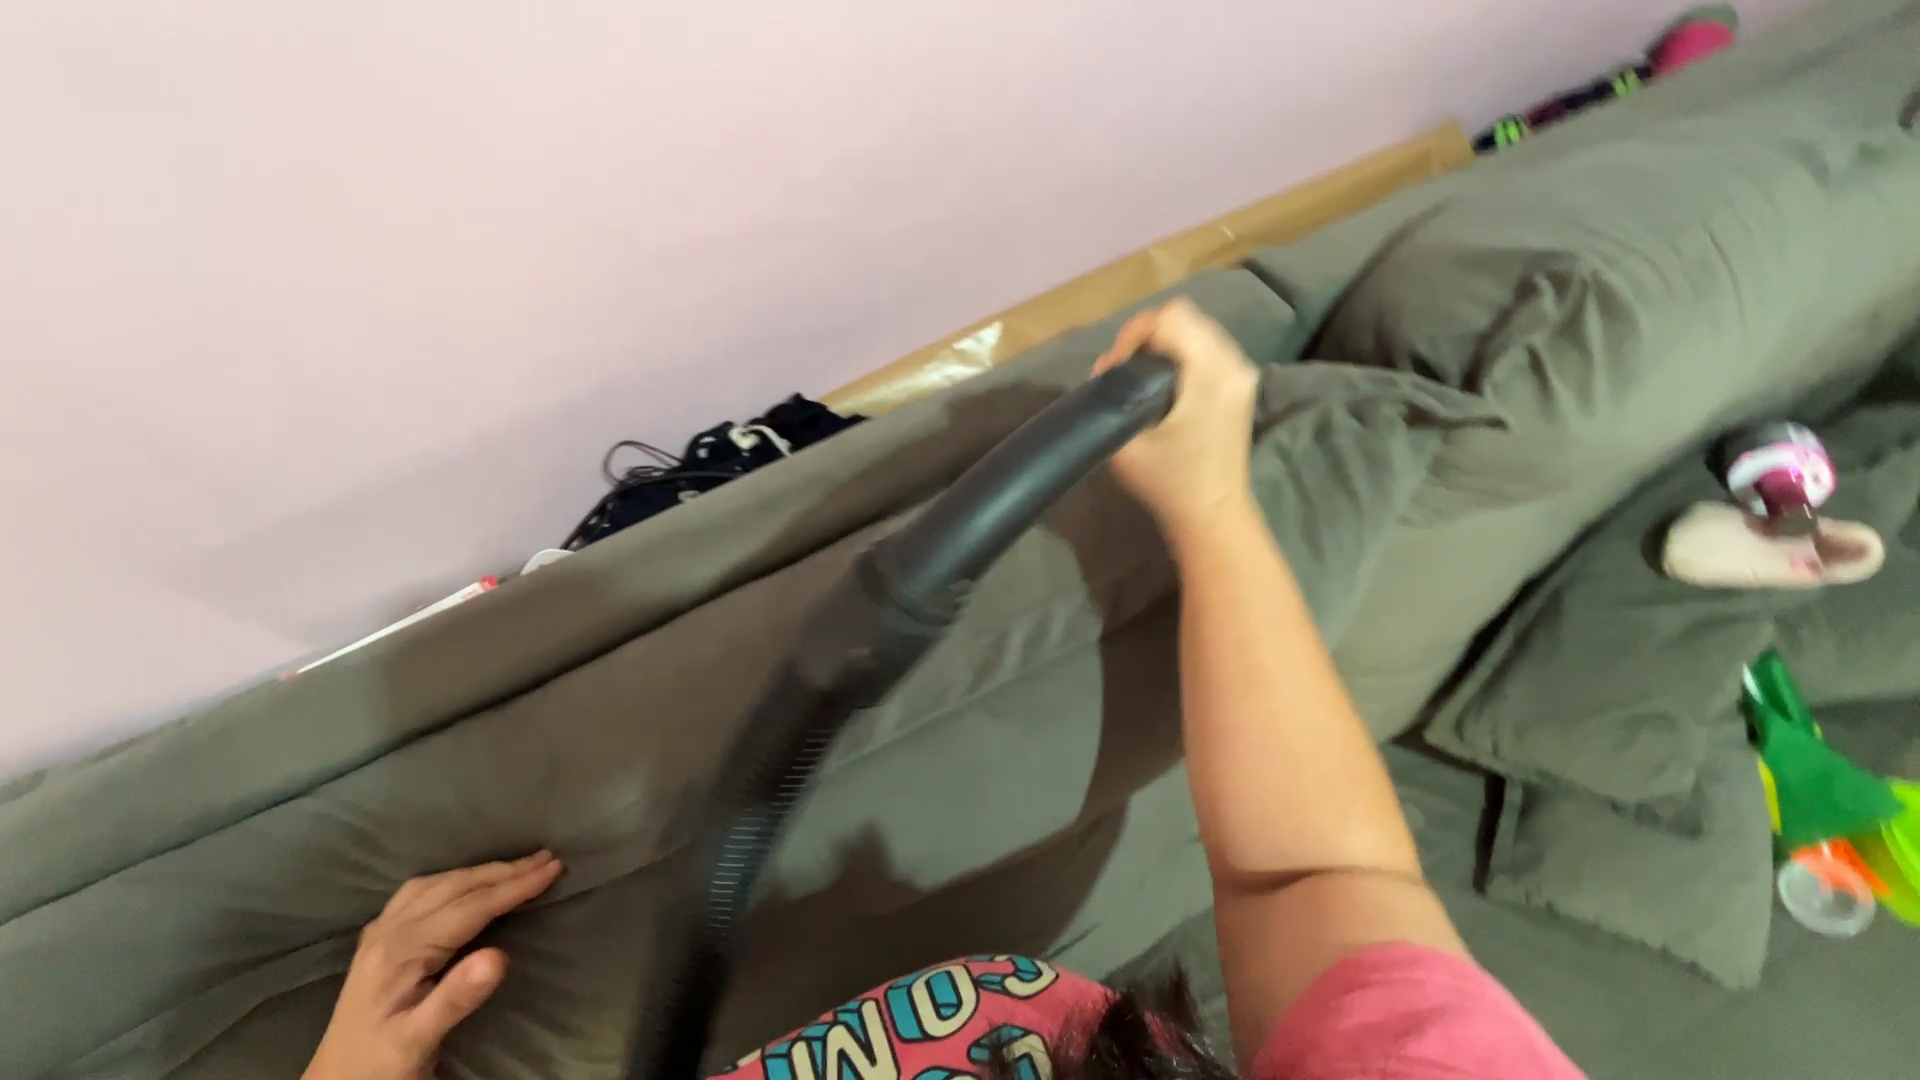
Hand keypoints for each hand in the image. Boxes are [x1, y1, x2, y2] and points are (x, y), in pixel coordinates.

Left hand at [304, 851, 563, 1079]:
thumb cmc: (380, 1067)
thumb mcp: (418, 1043)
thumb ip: (456, 999)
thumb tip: (501, 956)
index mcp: (402, 952)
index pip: (471, 906)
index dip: (515, 886)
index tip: (554, 868)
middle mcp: (389, 932)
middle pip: (456, 887)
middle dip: (506, 870)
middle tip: (548, 858)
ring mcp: (380, 934)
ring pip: (438, 883)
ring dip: (482, 871)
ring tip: (518, 866)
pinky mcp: (378, 941)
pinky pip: (421, 892)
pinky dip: (453, 878)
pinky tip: (464, 882)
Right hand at [1092, 299, 1259, 537]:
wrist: (1212, 513)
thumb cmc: (1168, 484)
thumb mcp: (1125, 445)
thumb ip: (1111, 398)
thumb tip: (1106, 367)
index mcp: (1209, 375)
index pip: (1169, 318)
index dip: (1134, 335)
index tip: (1118, 370)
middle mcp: (1232, 364)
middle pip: (1185, 316)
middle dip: (1147, 337)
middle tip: (1125, 371)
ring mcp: (1242, 372)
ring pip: (1197, 328)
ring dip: (1164, 344)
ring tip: (1141, 377)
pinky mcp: (1241, 383)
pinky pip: (1207, 346)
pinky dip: (1181, 354)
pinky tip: (1163, 384)